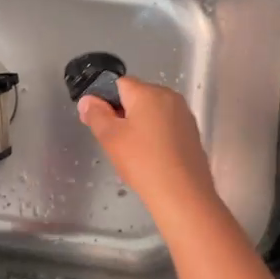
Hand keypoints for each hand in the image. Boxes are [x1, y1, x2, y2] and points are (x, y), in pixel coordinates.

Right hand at [76, 77, 220, 213]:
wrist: (183, 195)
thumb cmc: (142, 161)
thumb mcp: (110, 137)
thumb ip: (96, 114)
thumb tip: (87, 100)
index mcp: (148, 92)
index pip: (119, 83)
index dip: (104, 99)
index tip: (98, 122)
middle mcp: (170, 97)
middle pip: (136, 96)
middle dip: (121, 112)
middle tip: (113, 140)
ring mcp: (184, 115)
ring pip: (151, 112)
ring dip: (138, 125)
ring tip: (132, 151)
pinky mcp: (192, 133)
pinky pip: (165, 125)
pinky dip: (154, 135)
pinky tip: (150, 157)